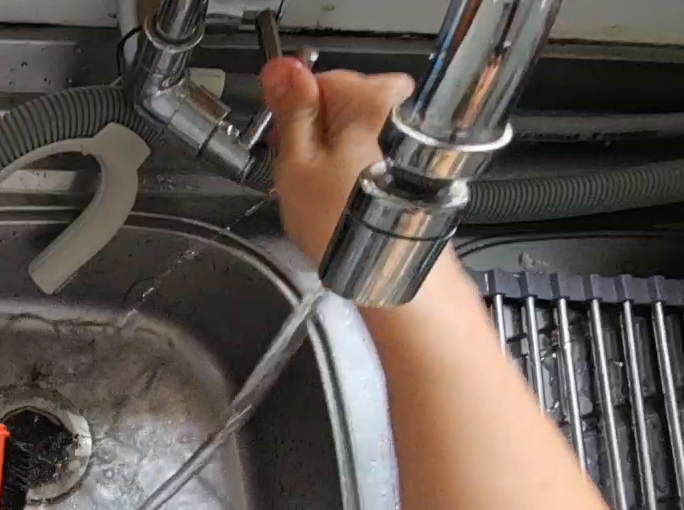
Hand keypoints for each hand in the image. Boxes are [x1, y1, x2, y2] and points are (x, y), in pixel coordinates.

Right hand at [260, 58, 414, 265]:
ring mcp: (404, 129)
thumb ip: (290, 112)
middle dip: (309, 139)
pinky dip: (345, 168)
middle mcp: (397, 103)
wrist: (377, 263)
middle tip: (299, 178)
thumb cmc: (340, 222)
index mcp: (371, 97)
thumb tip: (280, 71)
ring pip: (345, 129)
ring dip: (325, 157)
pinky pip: (362, 148)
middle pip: (331, 105)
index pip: (313, 83)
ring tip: (318, 192)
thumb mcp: (296, 165)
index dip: (289, 119)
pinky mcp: (403, 154)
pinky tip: (336, 195)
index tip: (280, 148)